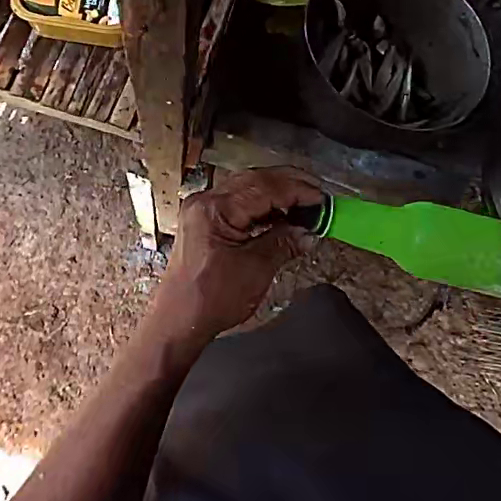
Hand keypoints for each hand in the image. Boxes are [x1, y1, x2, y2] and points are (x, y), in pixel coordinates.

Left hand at [148, 167, 323, 343]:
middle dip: (289, 183)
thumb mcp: (255, 270)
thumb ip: (283, 243)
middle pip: (254, 180)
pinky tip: (281, 214)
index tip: (322, 198)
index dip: (297, 190)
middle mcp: (206, 200)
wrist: (178, 320)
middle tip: (317, 193)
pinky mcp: (205, 220)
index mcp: (215, 208)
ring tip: (304, 202)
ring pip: (247, 187)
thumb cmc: (211, 298)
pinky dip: (262, 204)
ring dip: (277, 192)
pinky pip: (238, 201)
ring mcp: (203, 208)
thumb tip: (309, 232)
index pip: (264, 187)